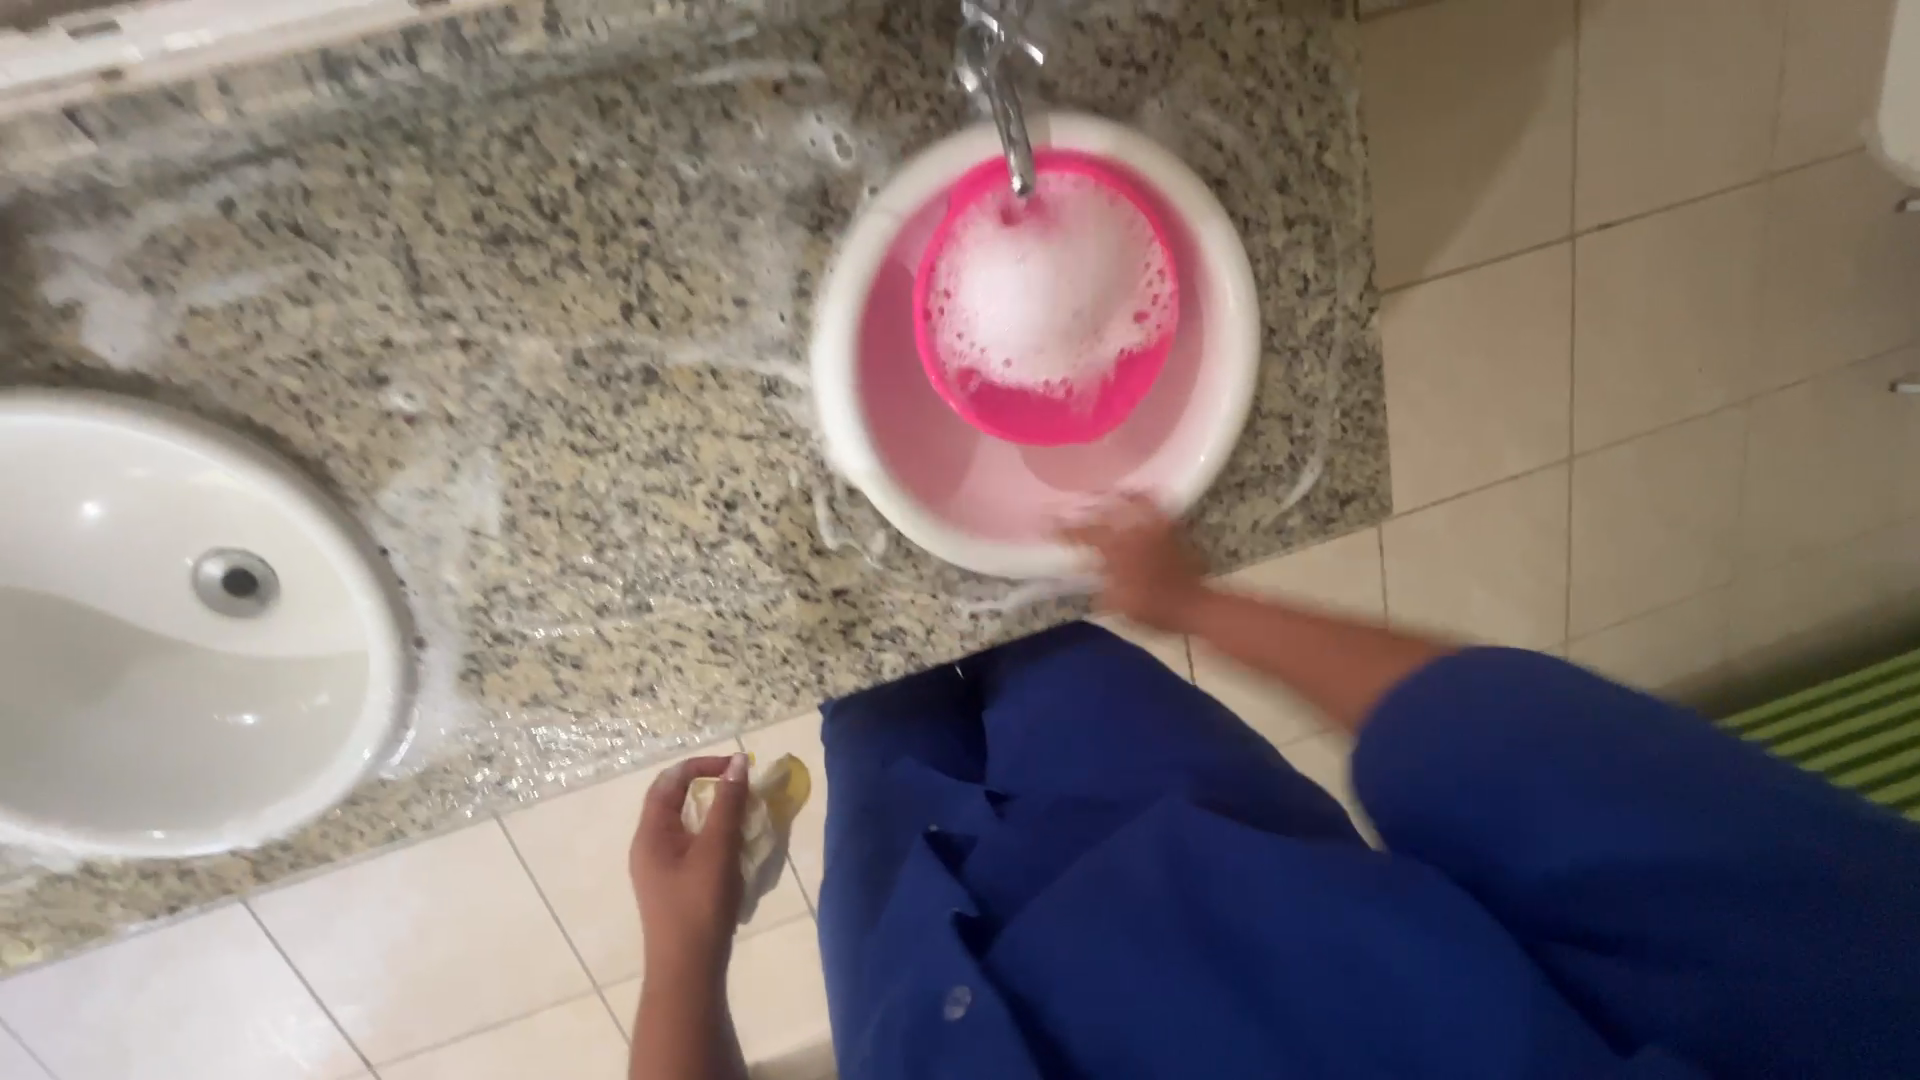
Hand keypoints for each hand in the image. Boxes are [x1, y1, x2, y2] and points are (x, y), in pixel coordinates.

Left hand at [630, 753, 749, 978]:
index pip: (670, 780)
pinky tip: (734, 845)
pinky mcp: (673, 883)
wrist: (687, 970)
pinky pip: (691, 843)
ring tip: (743, 811)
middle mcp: (649, 845)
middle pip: (674, 798)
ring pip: (685, 822)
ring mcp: (660, 867)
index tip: (738, 766)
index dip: (703, 765)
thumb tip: (738, 762)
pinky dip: (713, 832)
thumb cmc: (699, 904)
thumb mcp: (717, 848)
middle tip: (742, 784)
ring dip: (713, 809)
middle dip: (708, 784)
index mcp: (651, 833)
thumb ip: (728, 802)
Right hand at [1061, 494, 1208, 632]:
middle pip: (1100, 514)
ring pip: (1124, 505)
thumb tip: (1084, 570)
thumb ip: (1098, 583)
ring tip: (1096, 494)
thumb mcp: (1116, 603)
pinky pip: (1153, 506)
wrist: (1194, 605)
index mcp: (1114, 552)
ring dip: (1107, 499)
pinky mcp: (1169, 528)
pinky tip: (1135, 493)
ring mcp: (1151, 528)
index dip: (1062, 530)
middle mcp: (1130, 533)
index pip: (1081, 535)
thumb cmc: (1153, 609)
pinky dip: (1141, 497)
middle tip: (1066, 509)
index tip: (1047, 525)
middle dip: (1080, 511)